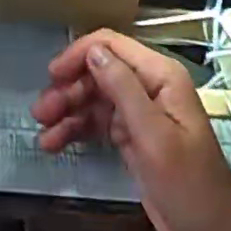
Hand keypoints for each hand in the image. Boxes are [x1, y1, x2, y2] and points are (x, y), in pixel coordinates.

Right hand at [33, 30, 230, 230]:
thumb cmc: (189, 185)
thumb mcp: (154, 136)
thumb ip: (123, 89)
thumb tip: (93, 50)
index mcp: (160, 76)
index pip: (112, 45)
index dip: (79, 54)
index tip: (53, 74)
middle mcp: (149, 86)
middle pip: (99, 72)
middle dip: (69, 89)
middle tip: (41, 112)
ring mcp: (140, 112)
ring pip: (94, 98)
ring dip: (67, 111)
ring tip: (43, 131)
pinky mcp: (133, 137)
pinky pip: (98, 122)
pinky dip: (77, 130)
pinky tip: (56, 142)